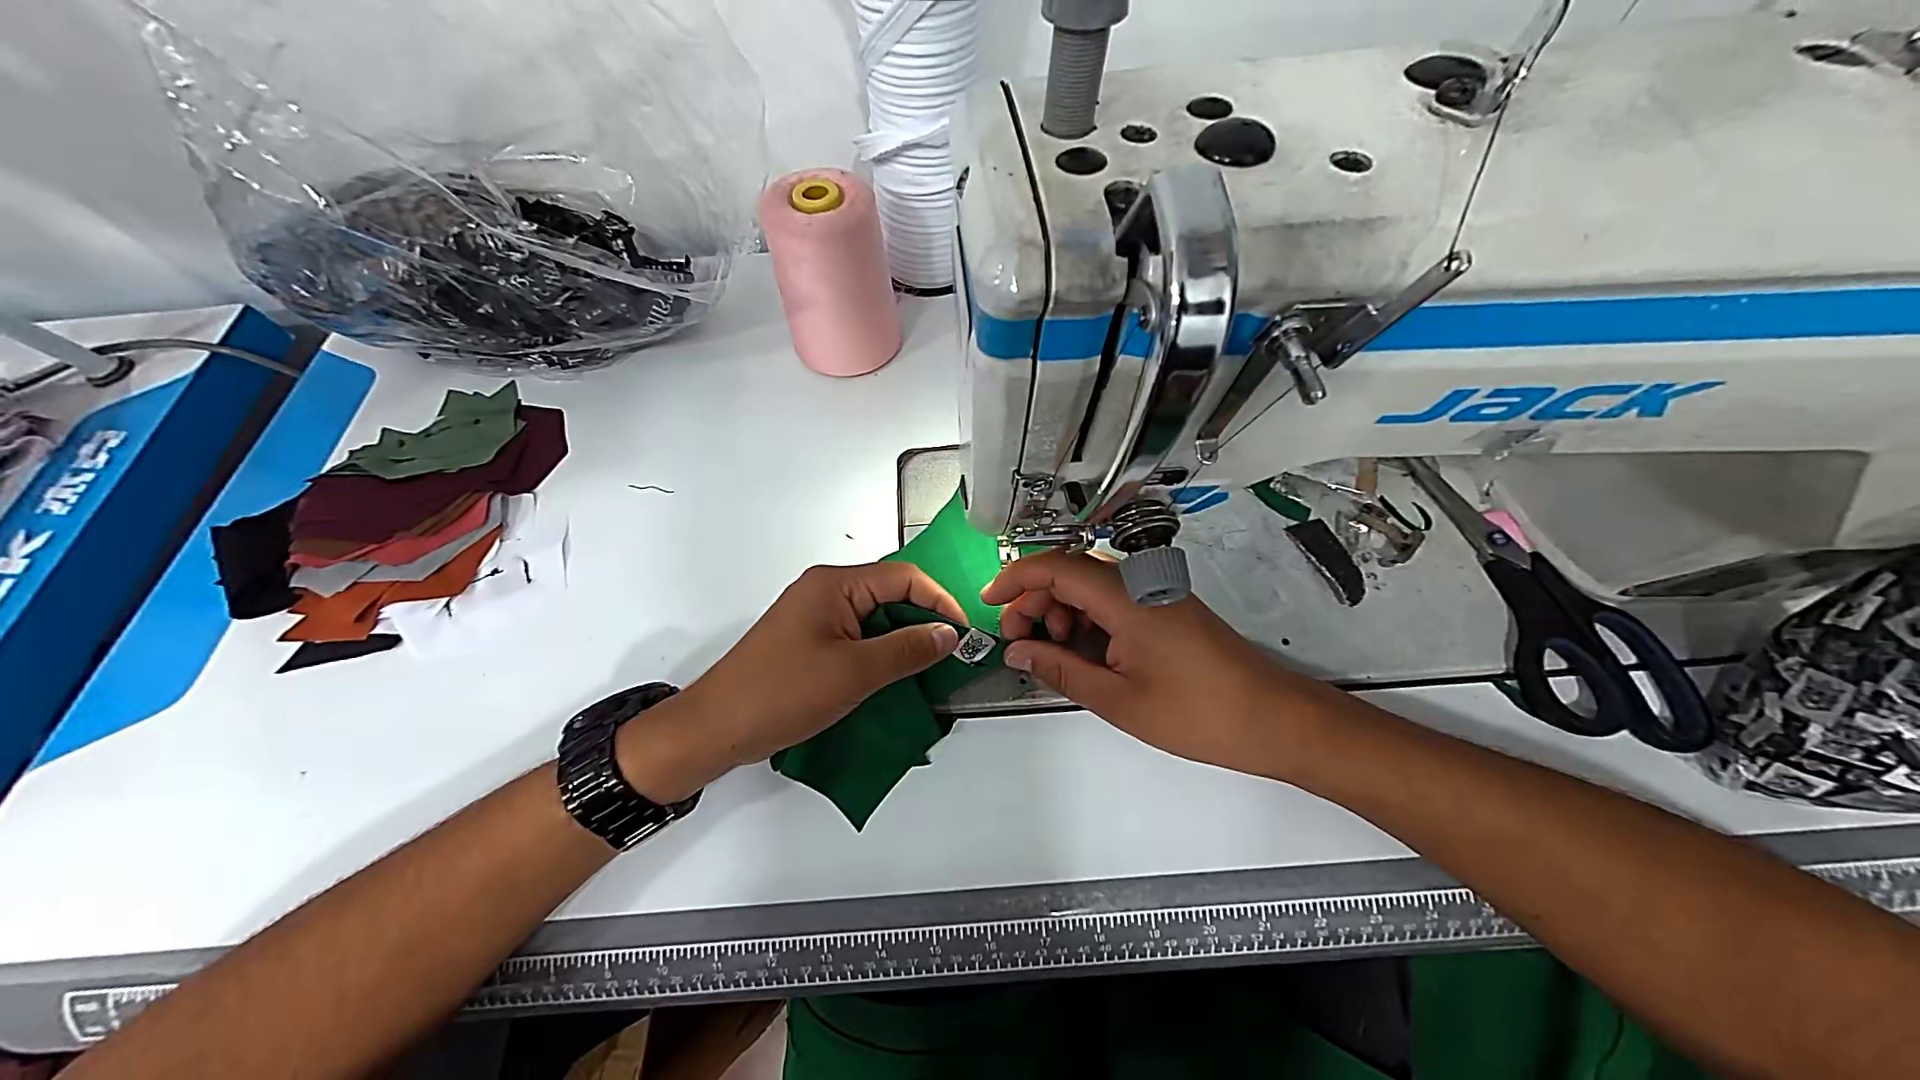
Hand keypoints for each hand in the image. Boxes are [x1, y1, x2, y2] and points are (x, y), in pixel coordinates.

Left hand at [616, 563, 964, 800]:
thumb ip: (907, 649)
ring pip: (876, 619)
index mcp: (834, 584)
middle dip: (923, 622)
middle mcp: (825, 591)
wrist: (716, 728)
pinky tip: (893, 679)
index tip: (961, 633)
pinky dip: (880, 655)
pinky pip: (858, 638)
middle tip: (948, 655)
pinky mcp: (810, 641)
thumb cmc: (778, 694)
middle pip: (891, 594)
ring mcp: (815, 616)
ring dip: (902, 642)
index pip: (905, 576)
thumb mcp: (855, 673)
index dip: (939, 602)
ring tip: (925, 671)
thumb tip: (947, 635)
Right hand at [983, 551, 1329, 777]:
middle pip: (1070, 573)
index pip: (1056, 568)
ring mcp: (1157, 593)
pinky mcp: (1166, 608)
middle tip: (1020, 640)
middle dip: (1036, 602)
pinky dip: (1088, 622)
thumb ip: (1060, 669)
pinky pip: (1113, 602)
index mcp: (1127, 598)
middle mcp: (1141, 584)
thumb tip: (1020, 652)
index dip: (1015, 579)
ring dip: (1062, 613)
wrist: (1272, 718)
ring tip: (1054, 654)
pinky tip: (1084, 655)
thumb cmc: (1203, 712)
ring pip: (1090, 587)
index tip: (991, 602)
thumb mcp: (1116, 698)